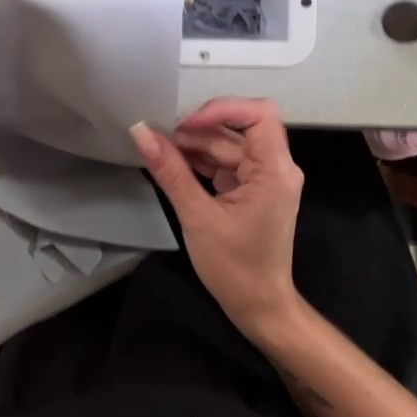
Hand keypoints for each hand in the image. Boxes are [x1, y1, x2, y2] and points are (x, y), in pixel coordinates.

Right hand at [130, 97, 304, 342]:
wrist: (259, 307)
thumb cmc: (235, 267)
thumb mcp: (197, 217)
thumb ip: (170, 171)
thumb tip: (141, 132)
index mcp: (274, 171)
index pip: (259, 114)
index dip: (222, 109)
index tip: (185, 123)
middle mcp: (276, 168)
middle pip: (237, 130)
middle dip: (197, 130)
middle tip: (158, 137)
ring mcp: (264, 179)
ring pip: (228, 146)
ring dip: (194, 146)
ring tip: (158, 151)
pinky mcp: (251, 190)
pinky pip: (226, 163)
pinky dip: (200, 162)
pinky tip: (171, 165)